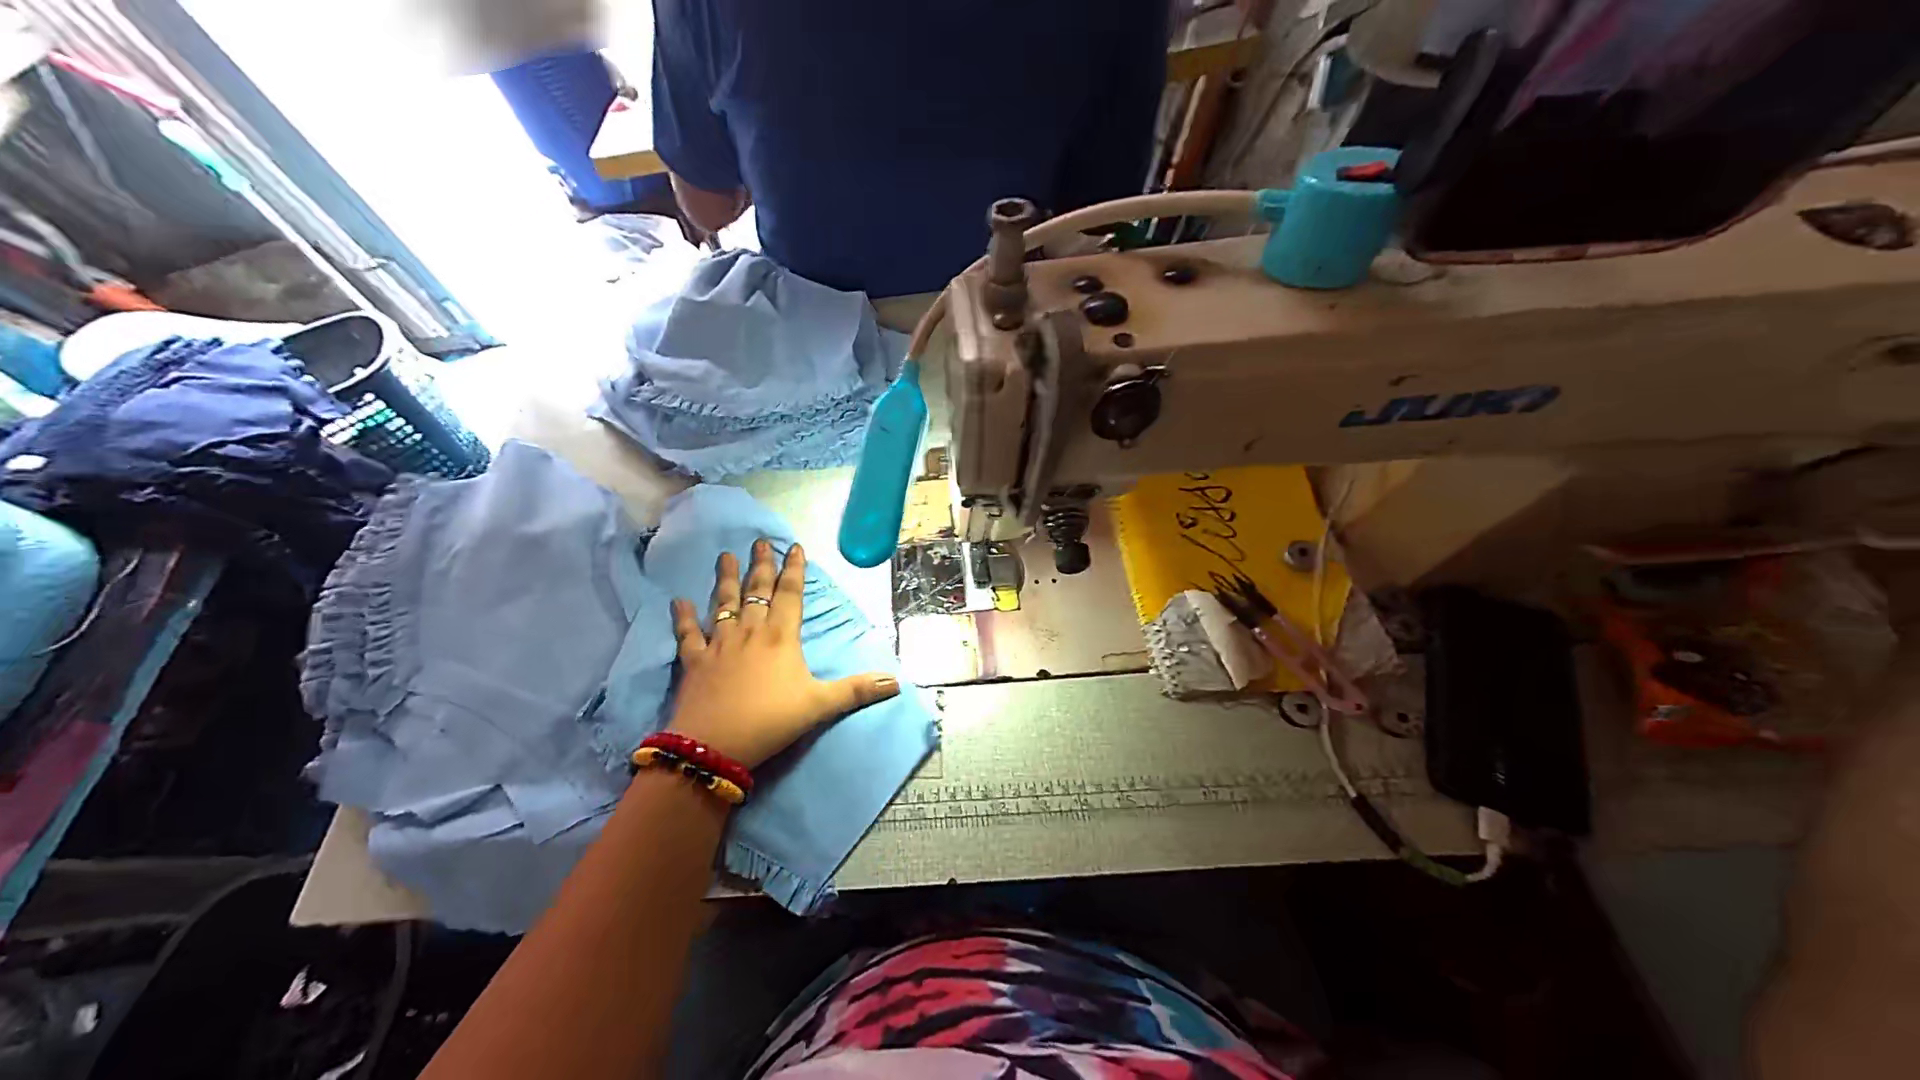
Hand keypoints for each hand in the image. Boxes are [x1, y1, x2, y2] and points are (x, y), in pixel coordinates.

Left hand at [667, 539, 898, 768]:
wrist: (714, 745)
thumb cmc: (771, 720)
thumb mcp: (820, 705)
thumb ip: (857, 691)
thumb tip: (896, 682)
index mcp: (781, 636)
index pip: (790, 594)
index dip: (795, 570)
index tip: (795, 547)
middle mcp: (749, 631)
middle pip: (756, 591)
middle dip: (760, 565)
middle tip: (759, 541)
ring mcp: (719, 644)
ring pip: (723, 603)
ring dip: (725, 579)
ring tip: (725, 556)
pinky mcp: (694, 661)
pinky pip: (688, 634)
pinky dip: (683, 617)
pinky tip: (678, 601)